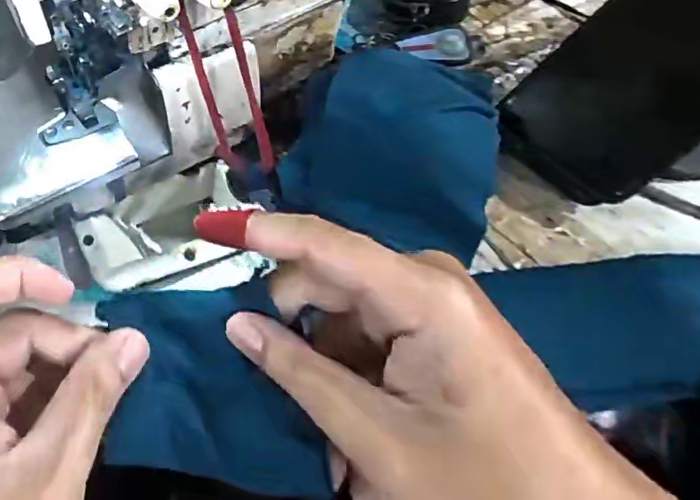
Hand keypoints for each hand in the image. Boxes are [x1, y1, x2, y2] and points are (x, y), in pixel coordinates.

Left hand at [0, 256, 149, 499]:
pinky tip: (81, 412)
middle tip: (115, 367)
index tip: (75, 296)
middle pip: (1, 330)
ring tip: (106, 390)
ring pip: (9, 362)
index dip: (21, 274)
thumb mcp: (49, 476)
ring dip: (59, 370)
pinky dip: (45, 397)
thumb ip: (91, 400)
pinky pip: (7, 394)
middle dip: (60, 341)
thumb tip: (135, 340)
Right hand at [210, 213, 669, 499]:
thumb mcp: (383, 441)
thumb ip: (301, 374)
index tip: (205, 226)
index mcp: (420, 293)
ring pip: (342, 310)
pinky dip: (347, 369)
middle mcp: (424, 281)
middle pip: (326, 277)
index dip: (258, 229)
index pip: (321, 241)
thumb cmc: (494, 489)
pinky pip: (368, 332)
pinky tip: (351, 424)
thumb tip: (237, 324)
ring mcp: (433, 304)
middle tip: (264, 374)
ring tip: (325, 431)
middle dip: (291, 322)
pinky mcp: (437, 329)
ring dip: (320, 358)